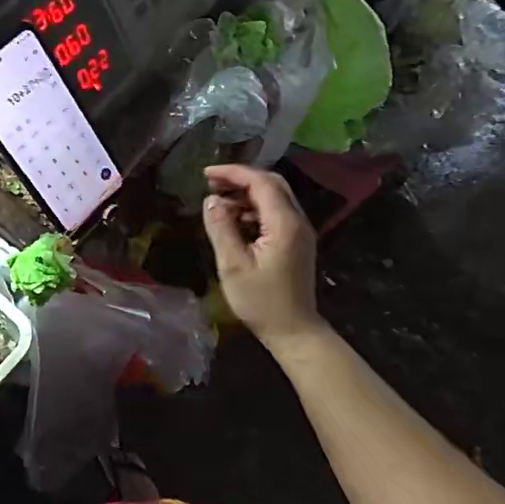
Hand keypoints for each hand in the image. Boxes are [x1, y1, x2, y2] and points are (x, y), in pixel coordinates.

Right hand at [203, 163, 322, 351]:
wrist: (293, 330)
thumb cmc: (261, 301)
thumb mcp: (233, 266)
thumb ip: (221, 229)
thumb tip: (210, 201)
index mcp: (284, 224)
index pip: (261, 183)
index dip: (233, 173)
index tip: (205, 174)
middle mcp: (297, 221)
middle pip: (272, 184)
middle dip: (241, 179)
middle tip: (211, 183)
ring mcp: (299, 231)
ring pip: (275, 197)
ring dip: (246, 194)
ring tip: (217, 202)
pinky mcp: (296, 241)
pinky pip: (276, 213)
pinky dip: (254, 208)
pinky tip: (234, 220)